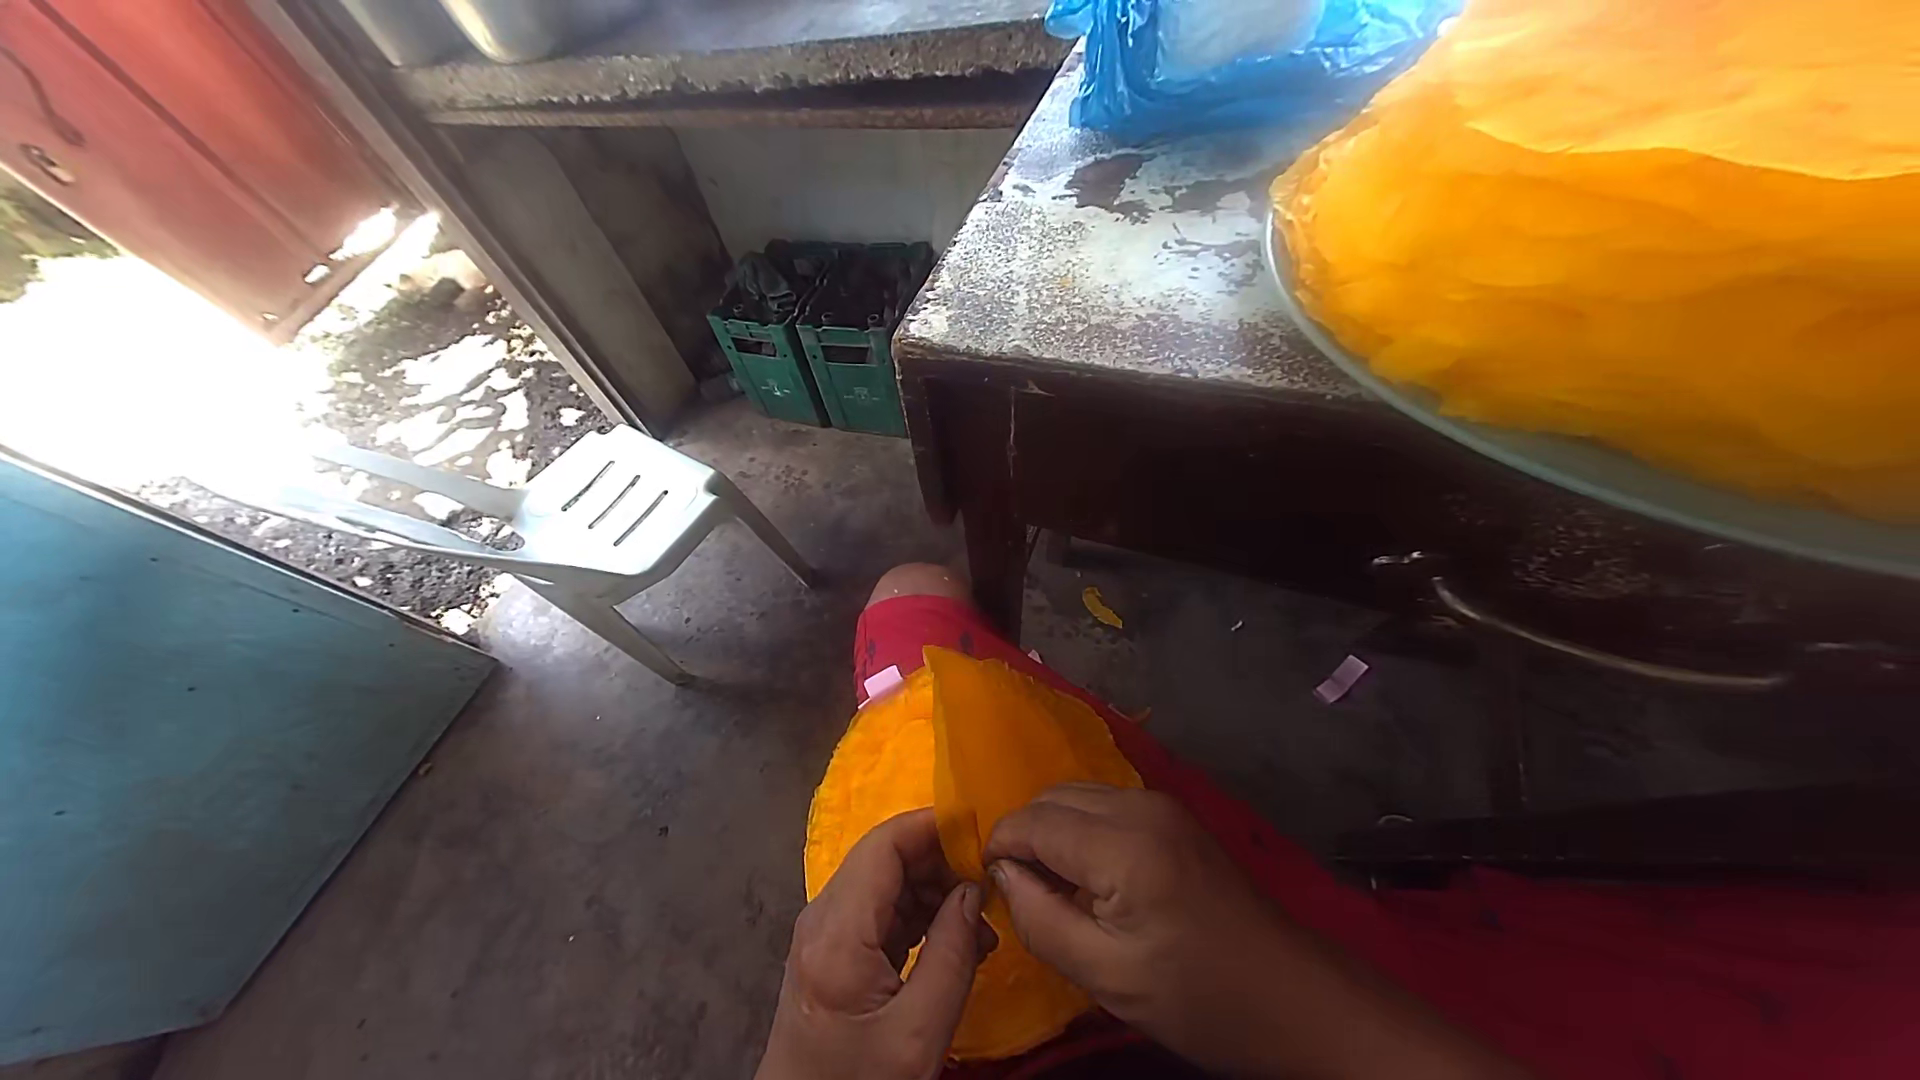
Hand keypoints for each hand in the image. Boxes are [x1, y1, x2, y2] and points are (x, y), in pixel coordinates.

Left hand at [756, 808, 996, 1079]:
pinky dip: (920, 917)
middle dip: (941, 862)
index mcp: (837, 931)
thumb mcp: (917, 1034)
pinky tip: (955, 942)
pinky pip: (882, 911)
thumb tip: (973, 888)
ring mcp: (825, 932)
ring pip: (888, 882)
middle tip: (988, 889)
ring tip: (979, 928)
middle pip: (886, 858)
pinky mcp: (834, 950)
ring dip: (935, 892)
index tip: (980, 832)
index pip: (885, 843)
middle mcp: (823, 917)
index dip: (932, 825)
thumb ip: (951, 954)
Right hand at [985, 784, 1527, 1078]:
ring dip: (1051, 828)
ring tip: (1054, 884)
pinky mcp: (1171, 810)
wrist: (1291, 993)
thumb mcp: (1107, 977)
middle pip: (1051, 798)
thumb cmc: (1197, 997)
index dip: (1000, 847)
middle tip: (1021, 890)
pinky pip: (1103, 802)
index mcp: (1122, 845)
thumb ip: (1040, 919)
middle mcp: (1138, 804)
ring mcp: (1159, 802)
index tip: (989, 884)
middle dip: (1024, 836)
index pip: (1032, 821)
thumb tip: (1003, 873)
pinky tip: (1089, 871)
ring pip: (1075, 794)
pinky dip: (1079, 826)